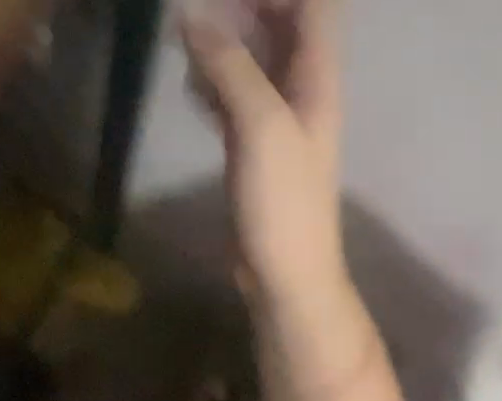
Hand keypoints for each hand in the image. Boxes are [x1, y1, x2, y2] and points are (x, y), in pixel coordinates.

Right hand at [182, 0, 345, 306]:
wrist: (285, 274)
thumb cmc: (283, 203)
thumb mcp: (261, 126)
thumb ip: (232, 69)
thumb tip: (192, 18)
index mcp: (317, 77)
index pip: (312, 5)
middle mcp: (300, 91)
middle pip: (282, 27)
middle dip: (245, 8)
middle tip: (198, 10)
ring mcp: (276, 123)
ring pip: (254, 63)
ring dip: (224, 44)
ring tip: (184, 36)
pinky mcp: (252, 152)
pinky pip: (234, 101)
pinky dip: (213, 85)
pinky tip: (188, 85)